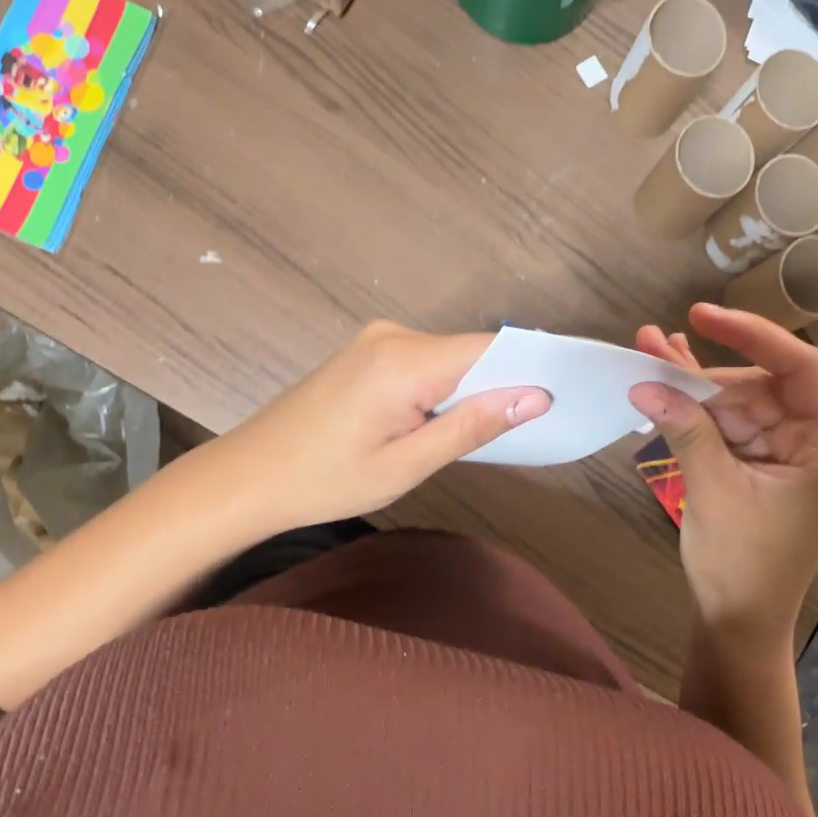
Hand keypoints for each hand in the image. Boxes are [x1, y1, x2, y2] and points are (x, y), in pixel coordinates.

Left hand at [206, 320, 549, 532]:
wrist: (248, 476)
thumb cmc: (324, 480)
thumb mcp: (405, 465)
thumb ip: (470, 427)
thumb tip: (535, 397)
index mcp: (403, 360)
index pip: (491, 348)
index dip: (533, 367)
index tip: (569, 393)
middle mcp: (392, 336)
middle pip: (471, 351)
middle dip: (504, 383)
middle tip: (538, 425)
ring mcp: (376, 341)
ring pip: (449, 358)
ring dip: (473, 389)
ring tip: (496, 431)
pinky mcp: (366, 354)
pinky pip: (424, 363)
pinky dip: (445, 388)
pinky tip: (447, 421)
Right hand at [629, 304, 817, 639]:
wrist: (738, 623)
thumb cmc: (741, 564)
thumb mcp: (712, 489)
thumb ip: (684, 427)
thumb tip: (645, 380)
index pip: (800, 368)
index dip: (752, 333)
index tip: (704, 315)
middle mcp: (816, 443)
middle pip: (761, 385)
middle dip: (706, 370)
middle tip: (651, 344)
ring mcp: (788, 456)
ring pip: (740, 405)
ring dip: (695, 389)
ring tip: (647, 357)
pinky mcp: (762, 469)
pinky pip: (730, 429)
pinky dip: (698, 415)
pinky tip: (664, 388)